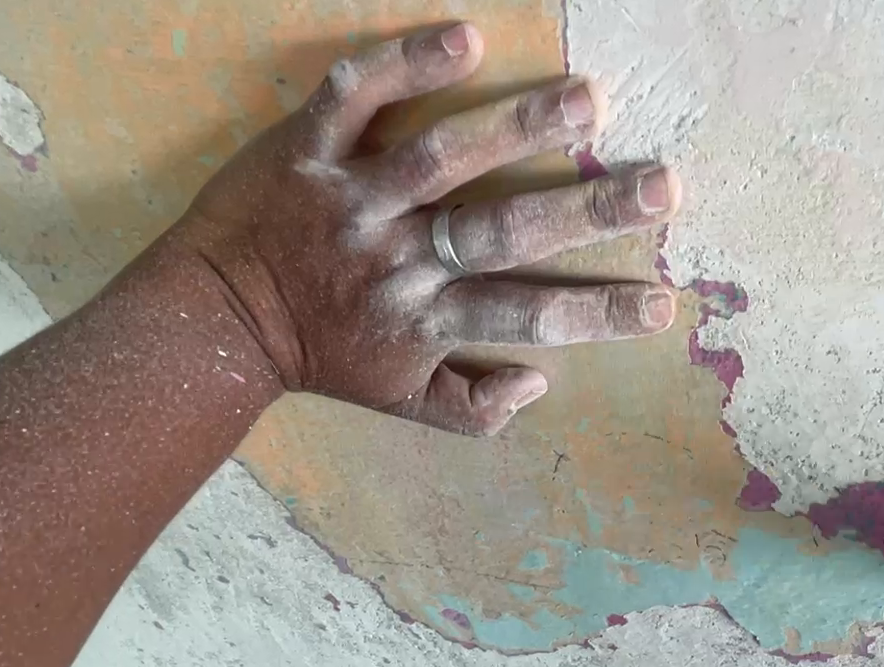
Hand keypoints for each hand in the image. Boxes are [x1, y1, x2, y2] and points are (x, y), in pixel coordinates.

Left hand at [174, 23, 681, 434]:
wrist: (219, 319)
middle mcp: (402, 258)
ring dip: (518, 126)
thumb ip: (477, 411)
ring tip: (589, 100)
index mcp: (430, 320)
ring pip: (444, 157)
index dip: (601, 314)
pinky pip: (355, 98)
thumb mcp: (404, 404)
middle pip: (506, 232)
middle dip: (589, 211)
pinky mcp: (308, 149)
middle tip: (662, 185)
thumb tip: (541, 380)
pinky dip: (404, 65)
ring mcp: (356, 199)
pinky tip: (467, 38)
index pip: (531, 316)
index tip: (664, 304)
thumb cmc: (327, 359)